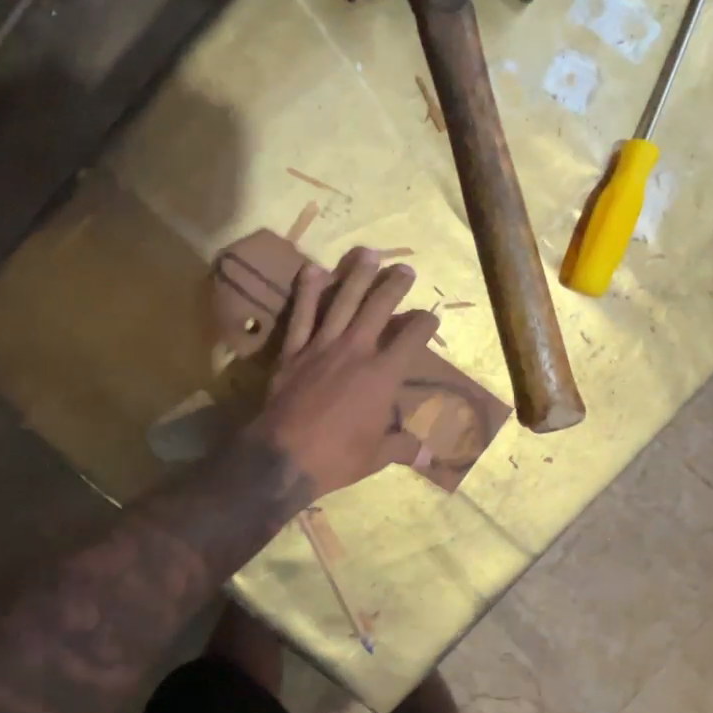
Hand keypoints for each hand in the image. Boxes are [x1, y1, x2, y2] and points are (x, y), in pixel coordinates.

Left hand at [247, 247, 440, 497]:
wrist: (283, 457)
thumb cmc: (336, 458)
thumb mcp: (376, 457)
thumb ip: (403, 447)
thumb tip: (428, 456)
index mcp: (382, 376)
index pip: (411, 339)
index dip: (424, 324)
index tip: (430, 317)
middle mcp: (356, 351)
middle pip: (379, 308)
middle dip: (394, 286)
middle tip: (405, 270)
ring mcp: (322, 347)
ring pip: (342, 301)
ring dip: (356, 275)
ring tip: (368, 253)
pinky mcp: (293, 351)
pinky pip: (301, 314)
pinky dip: (307, 291)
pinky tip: (313, 270)